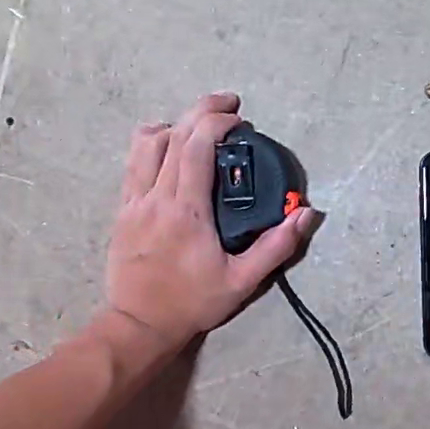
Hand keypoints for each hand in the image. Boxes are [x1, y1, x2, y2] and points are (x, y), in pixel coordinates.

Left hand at [102, 93, 317, 349]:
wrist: (139, 323)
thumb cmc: (192, 302)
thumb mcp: (242, 281)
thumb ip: (276, 246)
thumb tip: (307, 215)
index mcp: (187, 210)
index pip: (197, 146)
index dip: (218, 121)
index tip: (240, 119)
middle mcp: (156, 196)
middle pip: (174, 134)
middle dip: (202, 110)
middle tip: (229, 105)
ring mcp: (134, 201)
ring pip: (146, 142)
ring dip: (174, 124)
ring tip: (197, 127)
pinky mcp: (122, 210)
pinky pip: (132, 163)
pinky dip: (151, 144)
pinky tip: (167, 149)